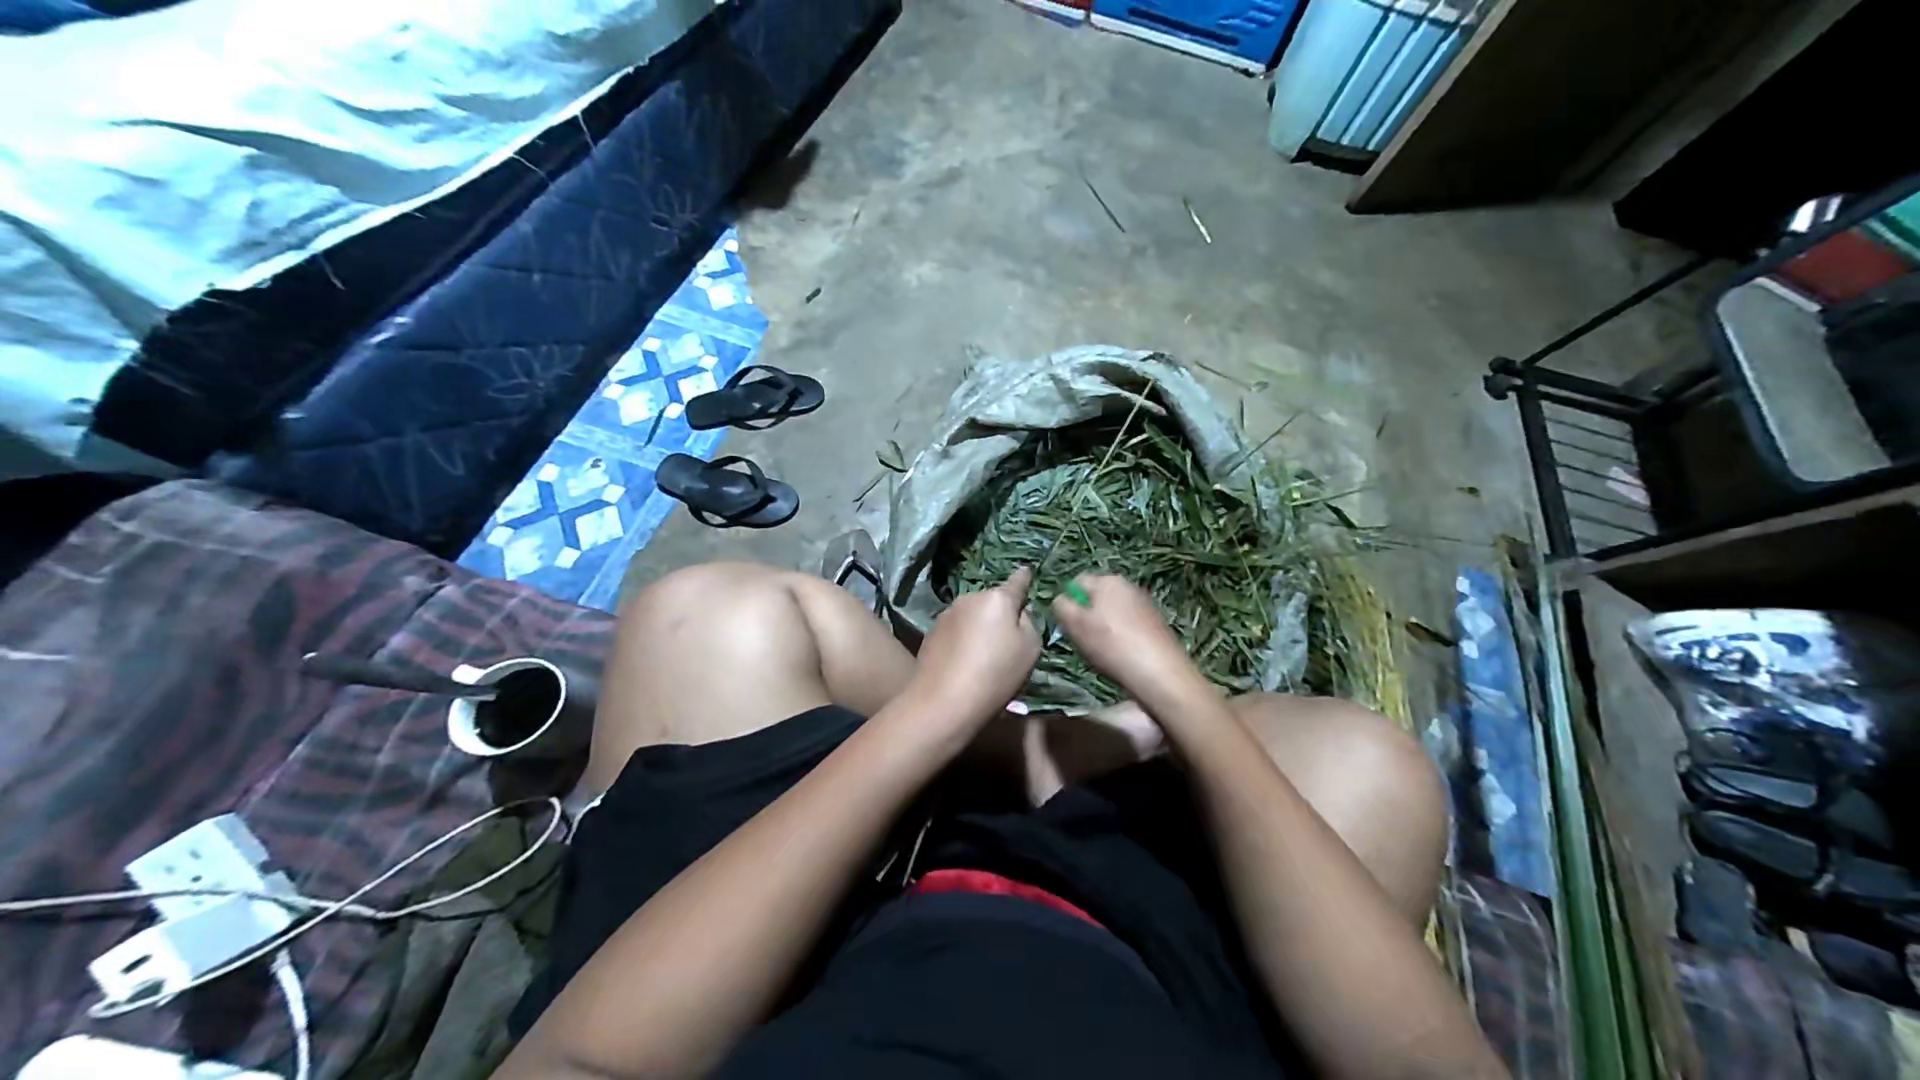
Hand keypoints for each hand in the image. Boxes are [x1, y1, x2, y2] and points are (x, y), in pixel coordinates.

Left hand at [909, 567, 1041, 728]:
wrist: (943, 700)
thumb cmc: (995, 673)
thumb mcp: (1030, 649)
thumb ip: (1028, 623)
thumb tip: (1018, 612)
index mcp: (997, 598)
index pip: (1017, 581)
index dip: (1025, 578)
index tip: (1028, 570)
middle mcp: (970, 598)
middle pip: (992, 602)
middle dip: (1000, 614)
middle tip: (1007, 641)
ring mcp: (947, 615)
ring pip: (973, 616)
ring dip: (980, 628)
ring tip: (984, 656)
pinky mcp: (931, 633)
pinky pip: (956, 631)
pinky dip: (963, 640)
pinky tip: (964, 663)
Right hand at [1050, 574, 1198, 699]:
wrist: (1160, 673)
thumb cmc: (1111, 645)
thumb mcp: (1074, 624)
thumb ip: (1061, 606)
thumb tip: (1061, 600)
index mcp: (1108, 580)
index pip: (1077, 582)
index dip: (1068, 602)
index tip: (1068, 625)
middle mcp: (1129, 586)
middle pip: (1097, 597)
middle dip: (1087, 615)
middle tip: (1084, 640)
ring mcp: (1146, 604)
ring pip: (1113, 612)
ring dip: (1104, 628)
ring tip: (1104, 652)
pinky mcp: (1157, 624)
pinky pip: (1129, 625)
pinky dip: (1122, 637)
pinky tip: (1122, 656)